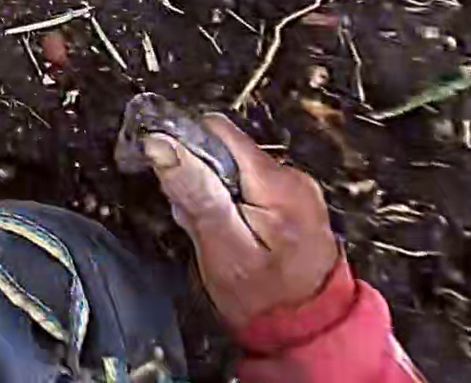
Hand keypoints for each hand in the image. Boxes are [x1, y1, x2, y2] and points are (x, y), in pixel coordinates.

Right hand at [143, 113, 340, 328]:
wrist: (309, 340)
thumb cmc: (264, 300)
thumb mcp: (221, 247)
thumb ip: (194, 192)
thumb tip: (161, 144)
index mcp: (277, 183)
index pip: (217, 131)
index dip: (189, 148)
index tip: (179, 180)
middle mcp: (293, 176)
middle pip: (226, 147)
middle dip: (202, 174)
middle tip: (199, 216)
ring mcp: (298, 188)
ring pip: (235, 165)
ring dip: (216, 189)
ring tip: (217, 228)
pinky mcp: (296, 200)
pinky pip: (250, 182)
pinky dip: (233, 199)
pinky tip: (233, 229)